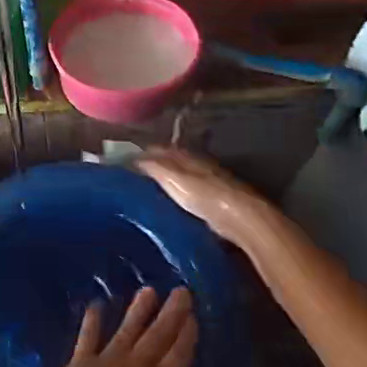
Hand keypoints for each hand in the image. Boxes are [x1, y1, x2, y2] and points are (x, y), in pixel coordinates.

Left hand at [0, 286, 195, 366]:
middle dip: (171, 315)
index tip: (195, 317)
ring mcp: (102, 365)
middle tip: (181, 291)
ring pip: (125, 333)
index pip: (177, 361)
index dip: (187, 340)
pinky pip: (87, 340)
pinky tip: (95, 305)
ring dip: (137, 312)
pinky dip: (91, 323)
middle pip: (156, 339)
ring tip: (148, 290)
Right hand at [135, 148, 295, 247]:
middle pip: (172, 160)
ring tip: (148, 191)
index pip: (160, 149)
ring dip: (168, 179)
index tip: (125, 162)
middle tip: (133, 177)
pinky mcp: (216, 200)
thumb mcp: (173, 179)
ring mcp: (209, 181)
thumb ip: (153, 167)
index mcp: (186, 156)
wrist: (241, 218)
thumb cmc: (204, 196)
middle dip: (154, 165)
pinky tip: (172, 204)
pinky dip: (179, 193)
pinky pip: (191, 191)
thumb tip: (131, 158)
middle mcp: (198, 164)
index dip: (143, 154)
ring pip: (182, 175)